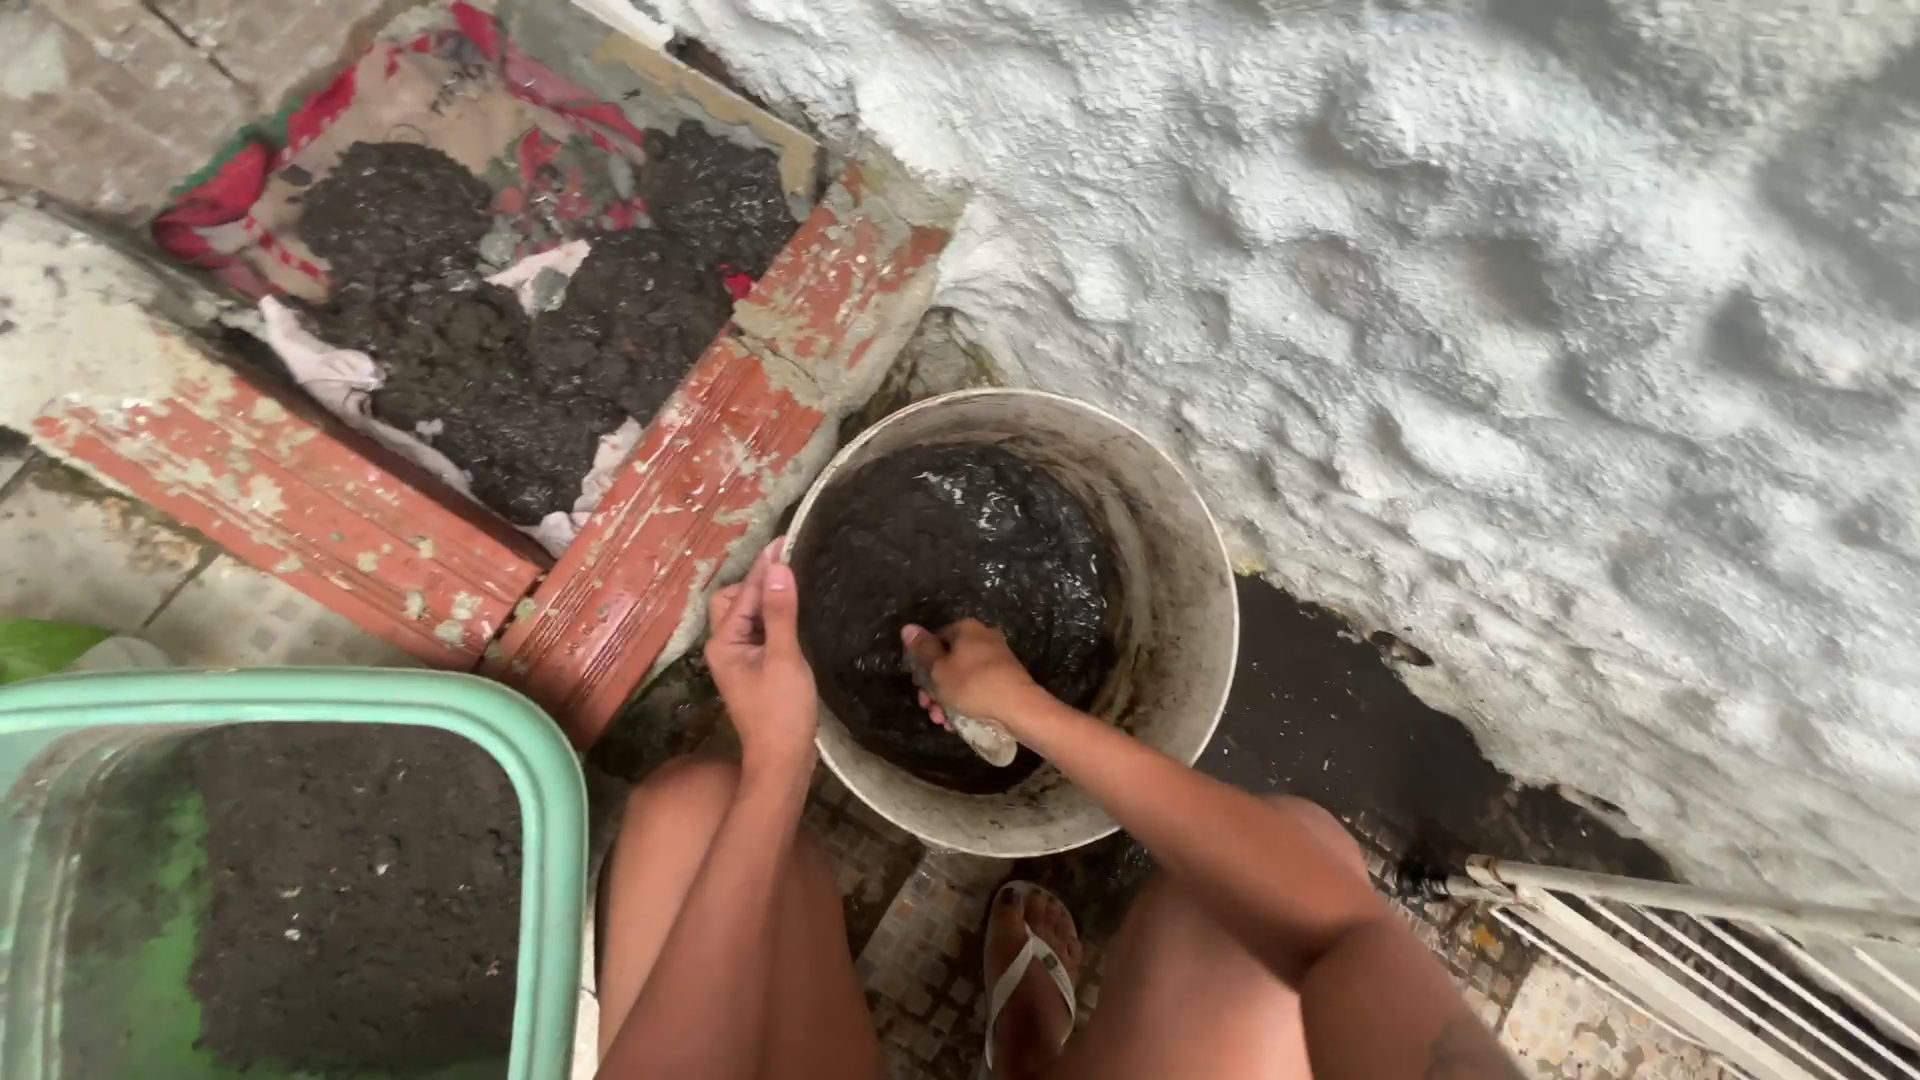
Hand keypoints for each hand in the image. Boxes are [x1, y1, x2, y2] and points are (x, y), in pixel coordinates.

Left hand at [705, 540, 817, 779]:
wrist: (782, 760)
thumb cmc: (782, 712)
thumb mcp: (785, 658)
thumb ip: (780, 613)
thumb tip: (778, 568)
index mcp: (725, 641)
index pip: (746, 592)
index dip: (766, 566)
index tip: (787, 540)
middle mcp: (726, 646)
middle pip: (736, 599)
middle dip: (759, 580)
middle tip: (792, 564)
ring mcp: (739, 659)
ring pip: (749, 615)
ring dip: (767, 597)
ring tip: (796, 582)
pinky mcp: (755, 668)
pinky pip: (761, 630)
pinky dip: (775, 616)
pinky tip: (796, 613)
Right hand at [900, 618, 1048, 733]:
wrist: (1019, 708)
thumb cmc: (972, 685)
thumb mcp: (938, 669)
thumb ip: (921, 650)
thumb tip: (908, 628)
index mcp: (966, 629)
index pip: (934, 640)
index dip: (921, 664)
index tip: (918, 686)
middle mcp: (983, 637)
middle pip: (948, 660)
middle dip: (933, 687)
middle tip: (928, 707)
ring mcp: (996, 658)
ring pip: (961, 676)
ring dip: (947, 698)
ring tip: (942, 721)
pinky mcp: (1005, 677)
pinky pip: (977, 686)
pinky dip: (965, 701)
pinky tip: (957, 722)